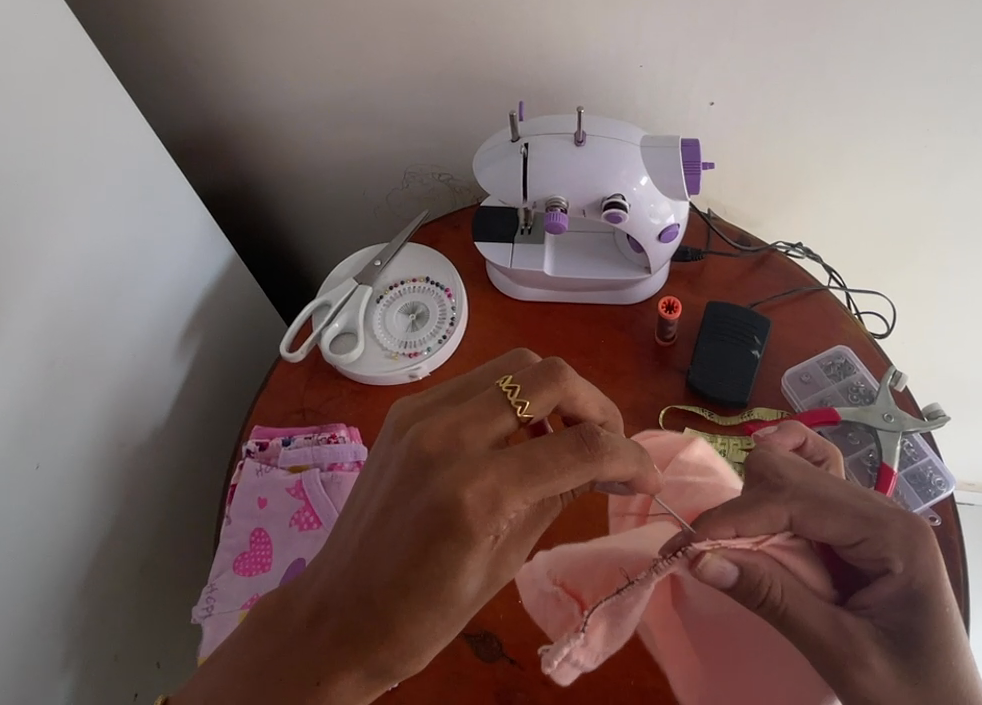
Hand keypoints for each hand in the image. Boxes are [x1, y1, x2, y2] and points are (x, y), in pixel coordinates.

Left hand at [178, 348, 661, 703]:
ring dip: (555, 392)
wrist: (336, 616)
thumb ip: (558, 497)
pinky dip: (514, 396)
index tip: (645, 476)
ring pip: (514, 364)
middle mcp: (448, 434)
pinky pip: (478, 380)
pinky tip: (520, 434)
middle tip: (608, 444)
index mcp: (477, 492)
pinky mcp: (408, 409)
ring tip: (566, 436)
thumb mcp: (505, 563)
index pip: (580, 445)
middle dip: (594, 404)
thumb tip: (607, 464)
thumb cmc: (424, 614)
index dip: (628, 456)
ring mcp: (422, 413)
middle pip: (548, 375)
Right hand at [670, 421, 981, 704]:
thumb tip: (699, 558)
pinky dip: (776, 487)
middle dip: (741, 508)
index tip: (684, 544)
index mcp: (891, 532)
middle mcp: (881, 507)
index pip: (794, 497)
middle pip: (790, 472)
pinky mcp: (856, 526)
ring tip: (736, 548)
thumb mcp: (843, 656)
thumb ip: (774, 599)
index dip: (734, 516)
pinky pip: (808, 482)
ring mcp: (870, 513)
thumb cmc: (911, 696)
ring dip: (753, 502)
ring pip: (791, 472)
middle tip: (708, 555)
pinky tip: (759, 504)